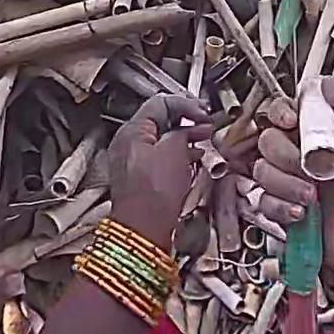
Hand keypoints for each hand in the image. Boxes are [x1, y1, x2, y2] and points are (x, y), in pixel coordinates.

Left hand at [106, 94, 210, 249]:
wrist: (145, 230)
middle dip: (186, 120)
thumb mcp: (175, 150)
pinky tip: (193, 158)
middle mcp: (127, 142)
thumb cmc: (156, 192)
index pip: (161, 103)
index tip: (203, 112)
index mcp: (132, 131)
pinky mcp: (139, 177)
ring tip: (204, 139)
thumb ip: (183, 131)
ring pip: (162, 138)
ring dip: (184, 137)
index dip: (186, 105)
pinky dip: (178, 153)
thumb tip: (189, 127)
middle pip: (160, 119)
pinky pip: (160, 155)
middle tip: (206, 124)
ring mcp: (131, 160)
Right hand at [253, 78, 333, 294]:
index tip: (291, 122)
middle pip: (267, 139)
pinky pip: (263, 200)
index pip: (282, 112)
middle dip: (286, 156)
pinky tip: (302, 212)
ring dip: (287, 185)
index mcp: (314, 136)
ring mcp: (287, 182)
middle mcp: (296, 156)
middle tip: (308, 168)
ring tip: (311, 197)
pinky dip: (282, 206)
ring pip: (262, 170)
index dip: (280, 113)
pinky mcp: (280, 207)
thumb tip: (326, 84)